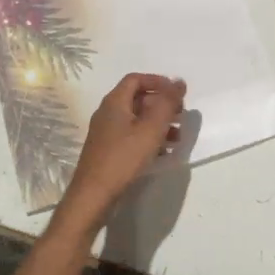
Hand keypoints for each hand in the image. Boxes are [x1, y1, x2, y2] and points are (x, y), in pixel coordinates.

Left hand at [56, 73, 184, 231]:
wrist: (94, 195)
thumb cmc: (123, 157)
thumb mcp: (151, 128)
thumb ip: (167, 103)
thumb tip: (179, 81)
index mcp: (114, 102)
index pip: (136, 79)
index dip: (157, 81)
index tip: (177, 92)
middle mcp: (108, 113)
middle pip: (137, 99)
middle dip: (161, 104)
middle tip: (181, 115)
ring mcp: (106, 133)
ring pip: (136, 120)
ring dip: (158, 124)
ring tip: (178, 137)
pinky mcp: (108, 152)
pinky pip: (131, 137)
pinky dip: (148, 139)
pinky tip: (164, 154)